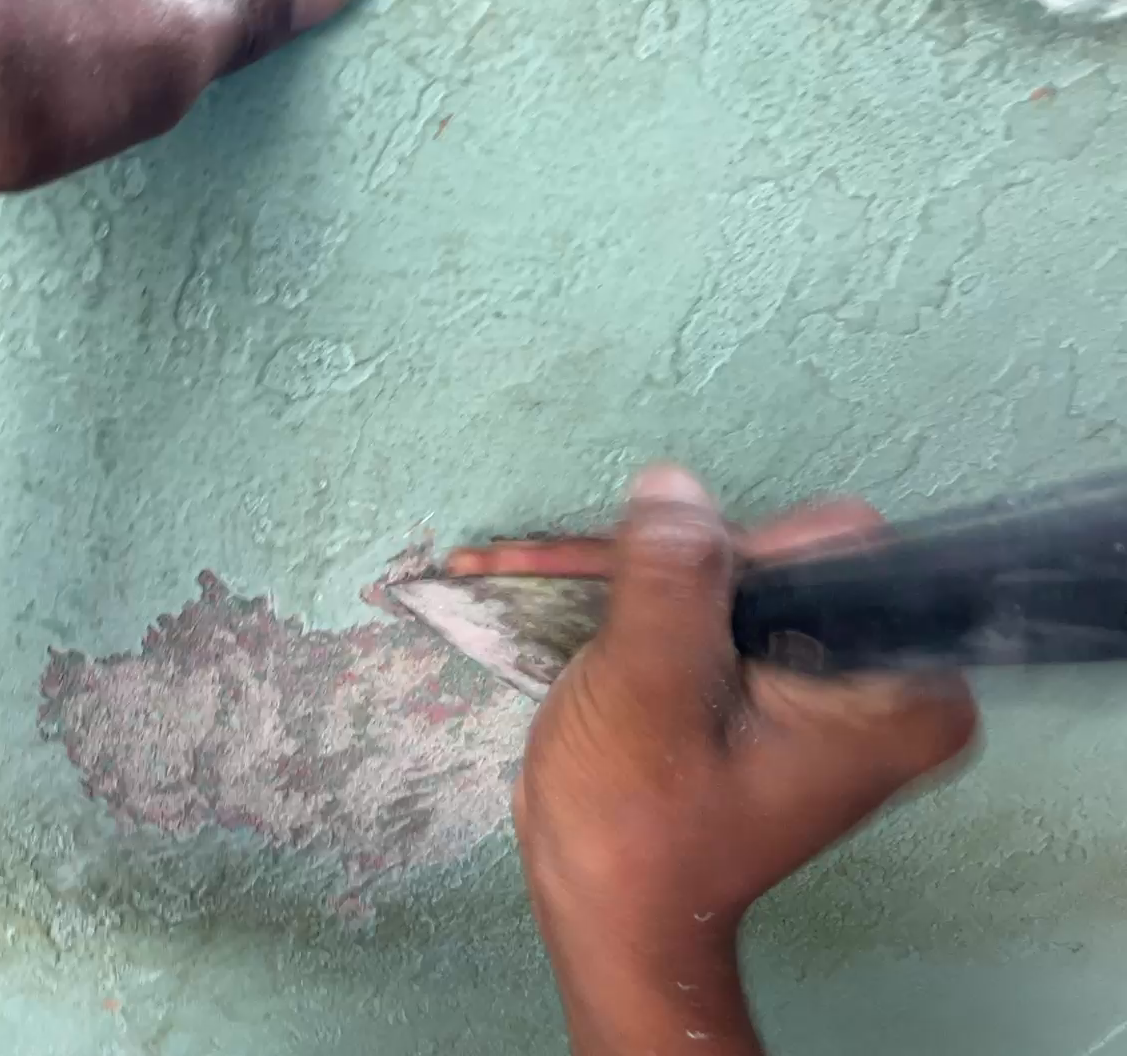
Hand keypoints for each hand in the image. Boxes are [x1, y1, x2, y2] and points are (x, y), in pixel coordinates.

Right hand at [458, 466, 977, 1052]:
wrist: (598, 896)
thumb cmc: (630, 818)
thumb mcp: (646, 697)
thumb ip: (666, 587)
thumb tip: (672, 483)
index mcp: (885, 688)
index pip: (829, 556)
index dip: (727, 554)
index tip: (640, 591)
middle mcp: (854, 672)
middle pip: (748, 558)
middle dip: (635, 558)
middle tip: (536, 566)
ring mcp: (783, 670)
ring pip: (692, 574)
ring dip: (593, 567)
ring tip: (494, 563)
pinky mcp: (725, 671)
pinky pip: (667, 603)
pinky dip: (592, 590)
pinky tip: (512, 575)